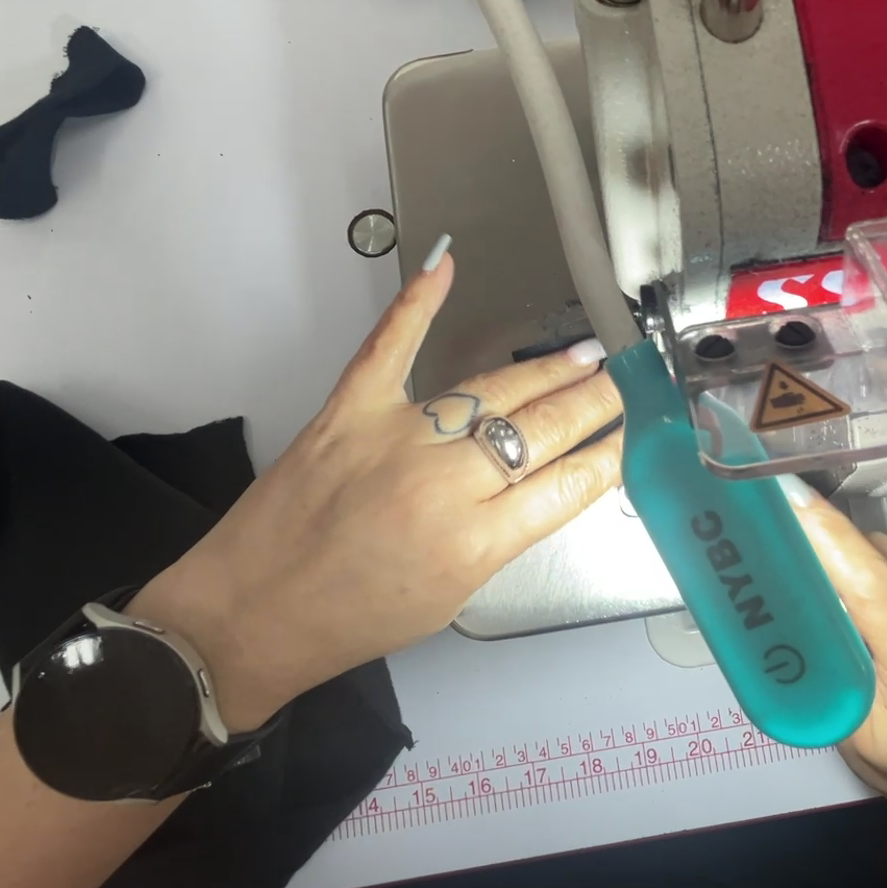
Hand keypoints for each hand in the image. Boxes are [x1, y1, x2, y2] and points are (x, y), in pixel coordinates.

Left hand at [131, 245, 622, 730]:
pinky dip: (417, 302)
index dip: (611, 453)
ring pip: (490, 389)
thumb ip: (506, 534)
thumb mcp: (455, 595)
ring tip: (584, 357)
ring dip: (546, 371)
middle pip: (540, 429)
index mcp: (474, 543)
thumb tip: (551, 480)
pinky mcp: (346, 411)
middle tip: (622, 383)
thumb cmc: (357, 620)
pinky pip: (390, 346)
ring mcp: (393, 438)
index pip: (569, 484)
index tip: (636, 433)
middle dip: (593, 402)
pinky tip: (447, 267)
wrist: (250, 618)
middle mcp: (442, 484)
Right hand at [782, 478, 886, 860]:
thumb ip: (823, 659)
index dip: (831, 537)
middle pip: (886, 560)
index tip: (792, 498)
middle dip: (837, 544)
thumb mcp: (845, 724)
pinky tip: (886, 604)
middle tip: (795, 542)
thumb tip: (786, 590)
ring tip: (842, 588)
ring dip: (865, 559)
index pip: (874, 587)